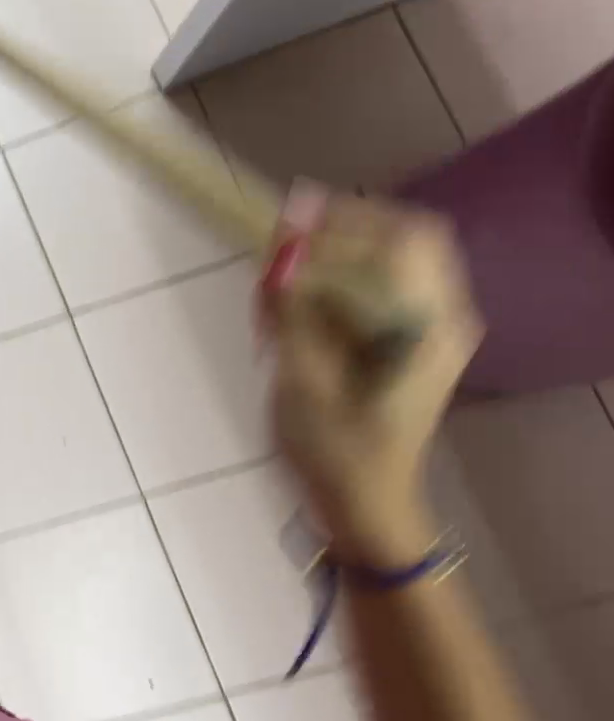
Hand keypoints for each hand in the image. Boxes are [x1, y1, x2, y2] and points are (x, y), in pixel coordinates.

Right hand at [265, 188, 481, 563]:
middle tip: (280, 238)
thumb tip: (279, 257)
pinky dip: (334, 284)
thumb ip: (295, 314)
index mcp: (426, 327)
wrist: (362, 499)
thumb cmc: (331, 447)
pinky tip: (292, 306)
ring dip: (334, 258)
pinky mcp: (406, 341)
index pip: (395, 246)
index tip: (279, 220)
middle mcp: (442, 316)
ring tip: (277, 281)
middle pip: (405, 241)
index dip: (338, 225)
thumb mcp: (303, 381)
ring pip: (390, 262)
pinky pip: (376, 290)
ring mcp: (428, 328)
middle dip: (341, 230)